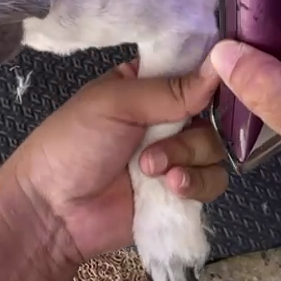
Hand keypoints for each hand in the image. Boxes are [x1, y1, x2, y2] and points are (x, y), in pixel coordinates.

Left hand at [0, 61, 226, 270]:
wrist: (54, 213)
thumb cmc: (74, 144)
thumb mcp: (117, 103)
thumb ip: (171, 89)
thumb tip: (219, 68)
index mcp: (148, 84)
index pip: (193, 69)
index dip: (211, 74)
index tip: (226, 78)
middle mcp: (167, 116)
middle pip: (212, 113)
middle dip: (190, 133)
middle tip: (156, 147)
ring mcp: (176, 155)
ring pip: (214, 148)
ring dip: (188, 159)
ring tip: (154, 172)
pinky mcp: (181, 190)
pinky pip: (213, 181)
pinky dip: (196, 184)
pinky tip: (170, 189)